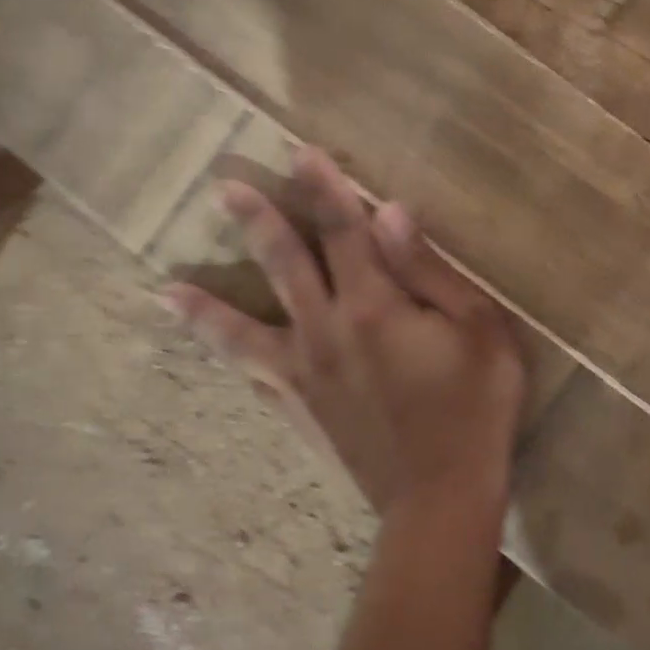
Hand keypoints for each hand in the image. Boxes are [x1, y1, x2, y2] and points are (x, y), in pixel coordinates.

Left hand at [165, 147, 526, 516]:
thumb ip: (430, 270)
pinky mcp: (297, 408)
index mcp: (375, 306)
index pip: (345, 231)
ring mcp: (304, 373)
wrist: (440, 496)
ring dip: (210, 300)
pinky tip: (206, 342)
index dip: (325, 189)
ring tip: (170, 284)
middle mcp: (326, 330)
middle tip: (225, 186)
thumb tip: (390, 213)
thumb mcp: (479, 328)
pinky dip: (223, 352)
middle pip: (285, 264)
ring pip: (245, 326)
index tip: (301, 152)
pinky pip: (250, 372)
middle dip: (259, 220)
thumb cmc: (474, 405)